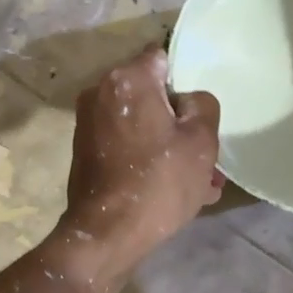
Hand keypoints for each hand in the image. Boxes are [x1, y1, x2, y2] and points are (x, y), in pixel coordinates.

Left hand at [58, 46, 221, 267]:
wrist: (107, 234)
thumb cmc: (159, 181)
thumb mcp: (201, 141)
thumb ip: (202, 105)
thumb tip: (187, 100)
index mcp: (127, 79)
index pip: (162, 58)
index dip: (186, 78)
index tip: (200, 107)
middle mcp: (100, 93)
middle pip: (151, 94)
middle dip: (180, 120)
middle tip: (206, 152)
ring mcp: (88, 123)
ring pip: (141, 123)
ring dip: (169, 145)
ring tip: (201, 181)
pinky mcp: (85, 151)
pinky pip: (126, 144)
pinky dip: (148, 157)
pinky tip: (175, 189)